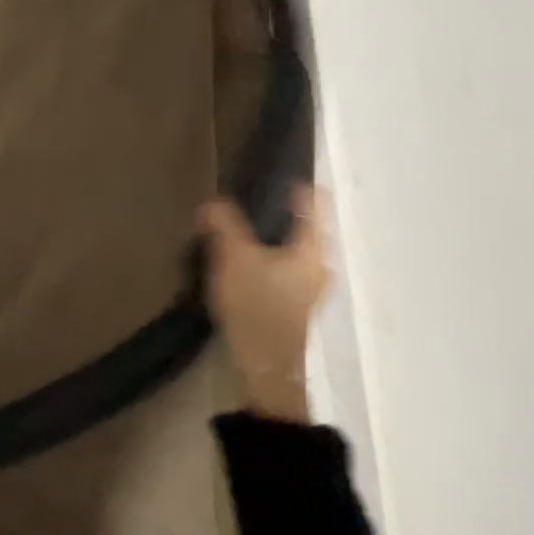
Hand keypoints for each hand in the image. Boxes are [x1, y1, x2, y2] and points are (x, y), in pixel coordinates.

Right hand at [198, 183, 328, 422]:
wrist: (265, 366)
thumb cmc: (256, 306)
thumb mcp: (233, 258)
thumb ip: (222, 225)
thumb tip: (212, 201)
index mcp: (314, 249)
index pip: (315, 202)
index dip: (297, 182)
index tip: (273, 168)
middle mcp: (321, 264)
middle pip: (303, 224)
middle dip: (275, 209)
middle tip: (243, 195)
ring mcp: (311, 285)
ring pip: (292, 245)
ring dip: (268, 233)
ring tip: (235, 224)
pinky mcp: (296, 300)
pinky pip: (284, 262)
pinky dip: (265, 253)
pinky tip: (238, 256)